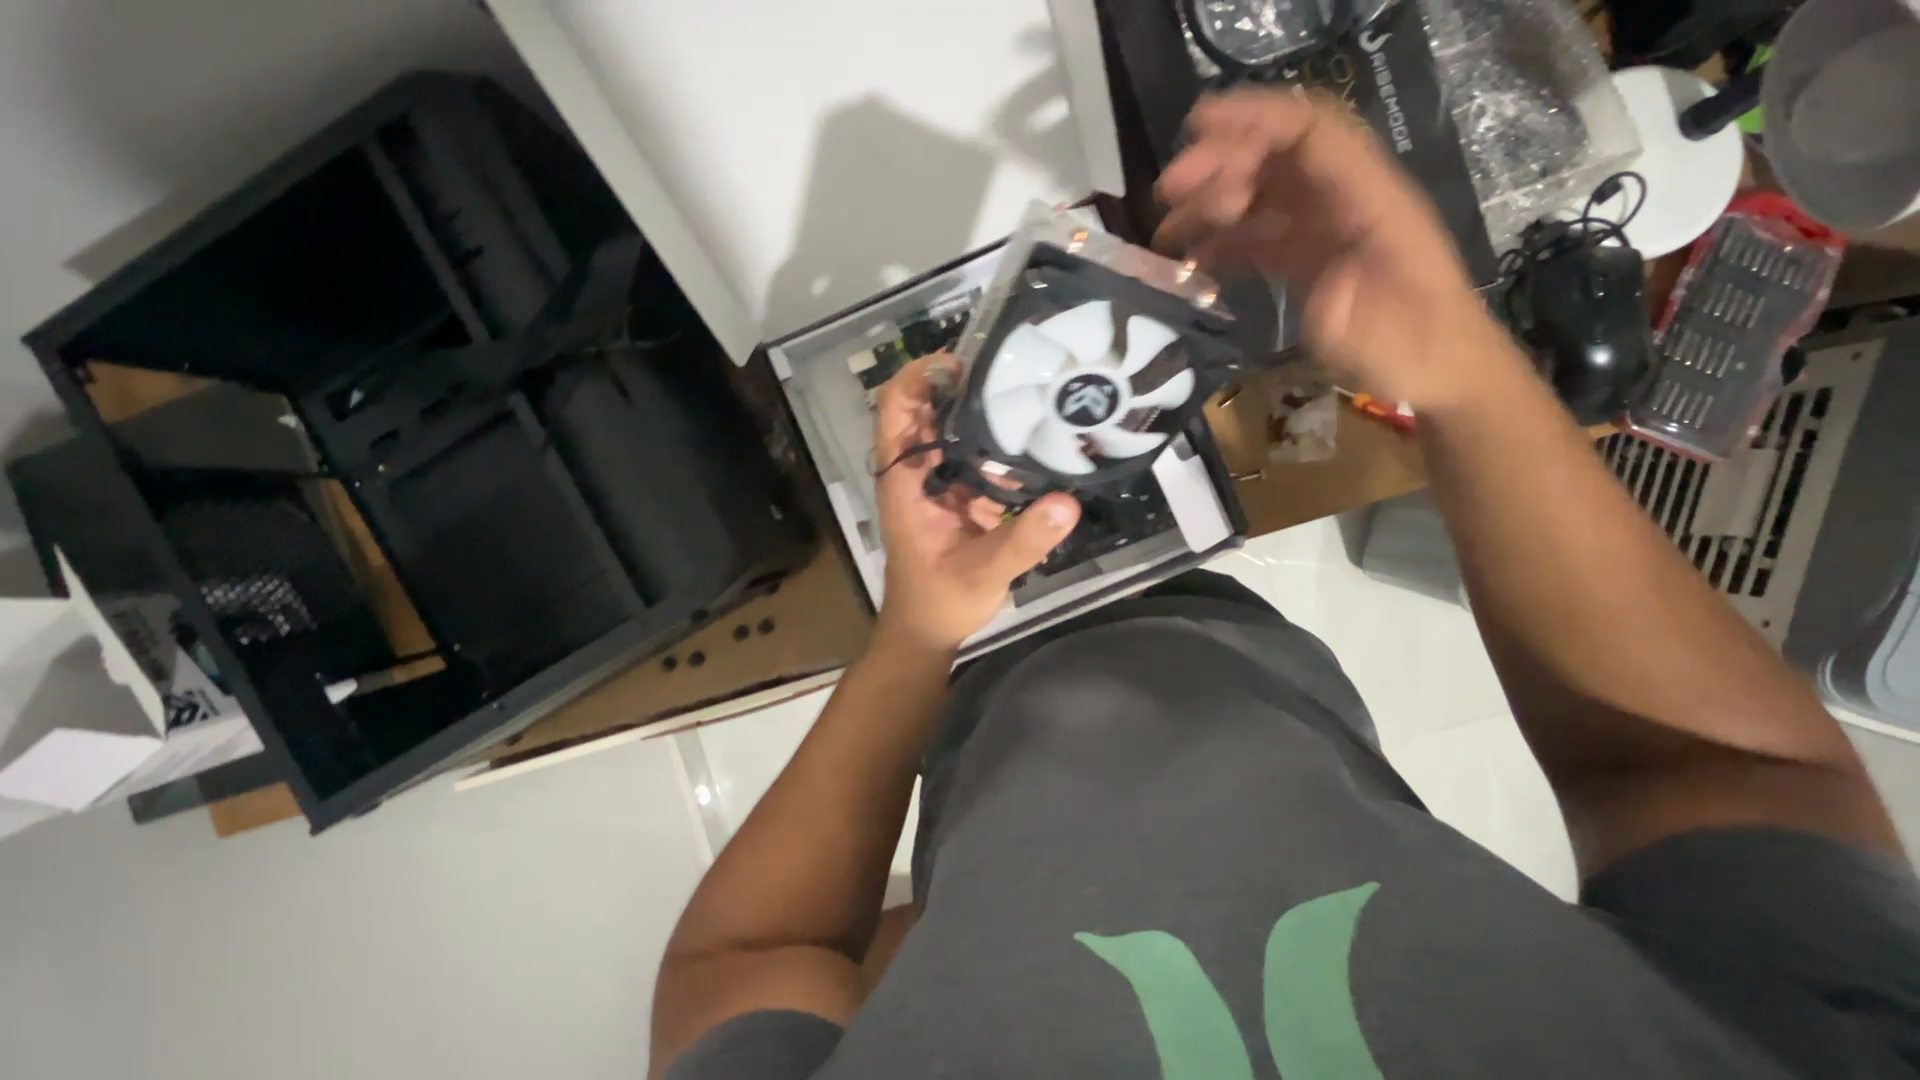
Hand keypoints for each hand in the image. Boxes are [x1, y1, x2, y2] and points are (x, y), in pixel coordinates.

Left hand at [870, 354, 1080, 652]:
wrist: (926, 632)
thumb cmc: (939, 602)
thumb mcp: (982, 573)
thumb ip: (1023, 541)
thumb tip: (1068, 503)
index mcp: (904, 481)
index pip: (896, 411)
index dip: (918, 377)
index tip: (960, 362)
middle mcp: (915, 473)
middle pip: (927, 410)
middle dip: (960, 383)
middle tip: (1010, 366)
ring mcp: (937, 483)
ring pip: (952, 431)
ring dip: (982, 409)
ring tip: (1029, 389)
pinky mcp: (958, 496)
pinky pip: (976, 458)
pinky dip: (1000, 444)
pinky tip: (1037, 436)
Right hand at [1153, 90, 1519, 414]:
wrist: (1447, 376)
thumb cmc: (1425, 356)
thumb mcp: (1393, 342)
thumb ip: (1357, 314)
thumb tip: (1325, 287)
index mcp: (1373, 202)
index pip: (1313, 135)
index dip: (1256, 120)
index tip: (1197, 127)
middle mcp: (1346, 202)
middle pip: (1277, 156)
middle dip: (1219, 162)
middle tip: (1168, 194)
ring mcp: (1327, 229)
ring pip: (1262, 192)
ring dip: (1212, 202)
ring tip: (1168, 232)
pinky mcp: (1312, 258)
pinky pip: (1261, 233)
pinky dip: (1223, 240)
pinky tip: (1192, 262)